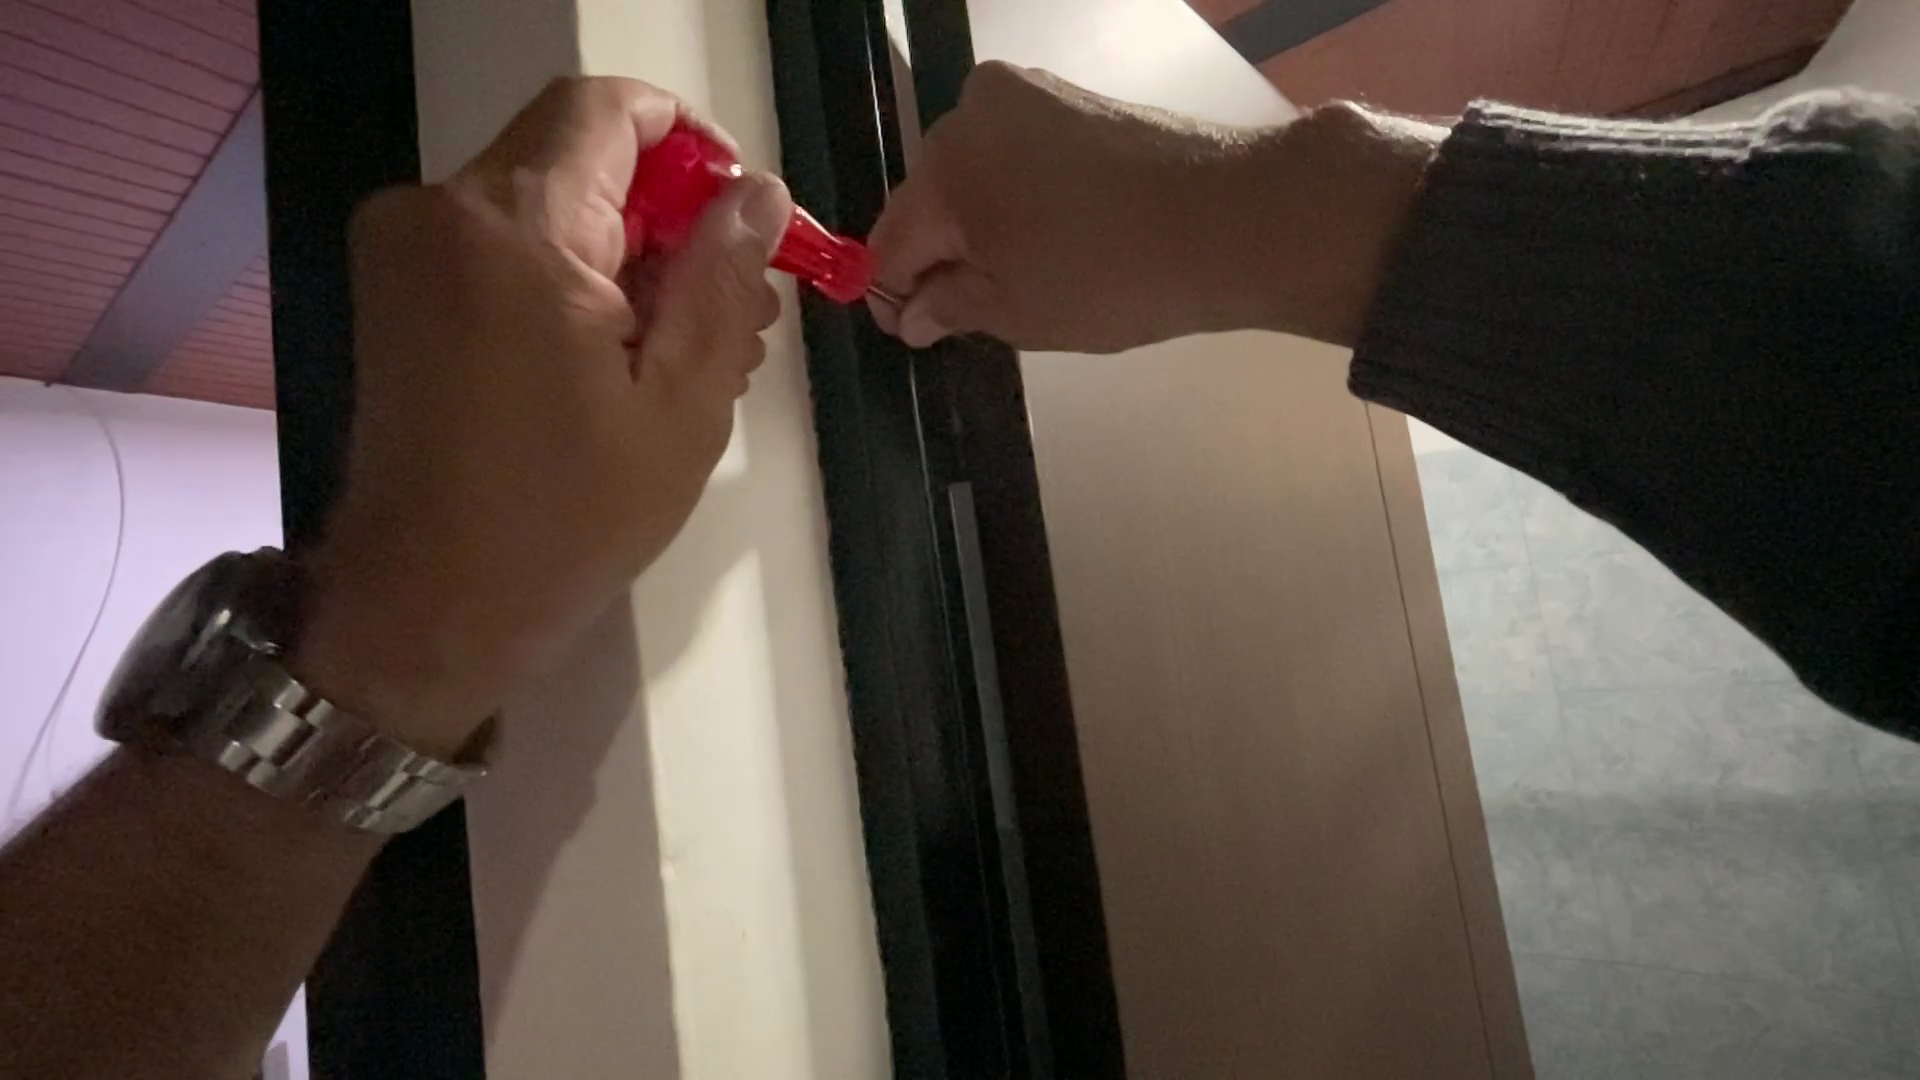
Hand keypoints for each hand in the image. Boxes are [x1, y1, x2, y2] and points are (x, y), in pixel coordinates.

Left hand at [291, 77, 792, 754]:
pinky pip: (511, 251)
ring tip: (701, 350)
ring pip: (552, 208)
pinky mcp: (402, 295)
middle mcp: (441, 210)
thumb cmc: (574, 515)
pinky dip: (583, 283)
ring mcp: (408, 252)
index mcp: (517, 229)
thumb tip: (758, 192)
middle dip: (677, 219)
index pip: (611, 110)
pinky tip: (632, 359)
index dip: (694, 144)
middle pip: (583, 158)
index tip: (748, 217)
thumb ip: (723, 281)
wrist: (435, 604)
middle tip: (745, 312)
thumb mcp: (683, 403)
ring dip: (637, 259)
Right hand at [868, 62, 1440, 352]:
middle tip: (953, 318)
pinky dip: (1011, 205)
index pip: (891, 242)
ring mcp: (1026, 97)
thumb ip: (949, 307)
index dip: (890, 295)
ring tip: (1002, 285)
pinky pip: (1013, 160)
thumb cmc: (1106, 279)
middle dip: (934, 262)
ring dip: (973, 234)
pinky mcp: (1070, 100)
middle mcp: (972, 112)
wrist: (1230, 221)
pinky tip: (1036, 244)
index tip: (904, 333)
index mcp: (945, 168)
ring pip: (972, 179)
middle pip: (928, 203)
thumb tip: (913, 314)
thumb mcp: (1014, 312)